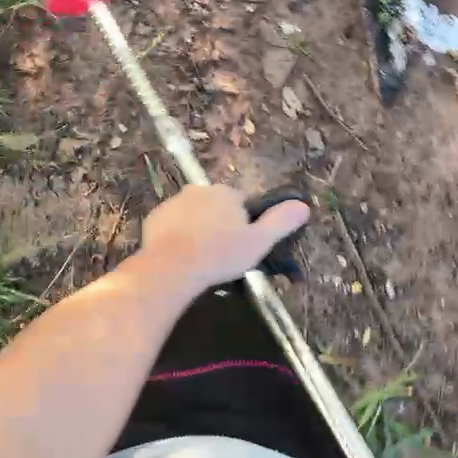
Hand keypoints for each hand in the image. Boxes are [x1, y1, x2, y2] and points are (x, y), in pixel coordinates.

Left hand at [123, 185, 310, 296]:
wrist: (172, 267)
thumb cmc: (220, 254)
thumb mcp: (259, 242)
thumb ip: (280, 222)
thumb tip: (303, 205)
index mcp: (225, 192)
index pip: (240, 203)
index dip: (243, 224)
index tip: (241, 245)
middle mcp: (198, 190)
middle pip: (215, 206)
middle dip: (219, 224)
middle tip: (221, 254)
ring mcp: (173, 202)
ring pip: (192, 214)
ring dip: (197, 229)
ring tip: (200, 258)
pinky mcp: (154, 218)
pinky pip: (171, 225)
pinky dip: (176, 236)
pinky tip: (180, 256)